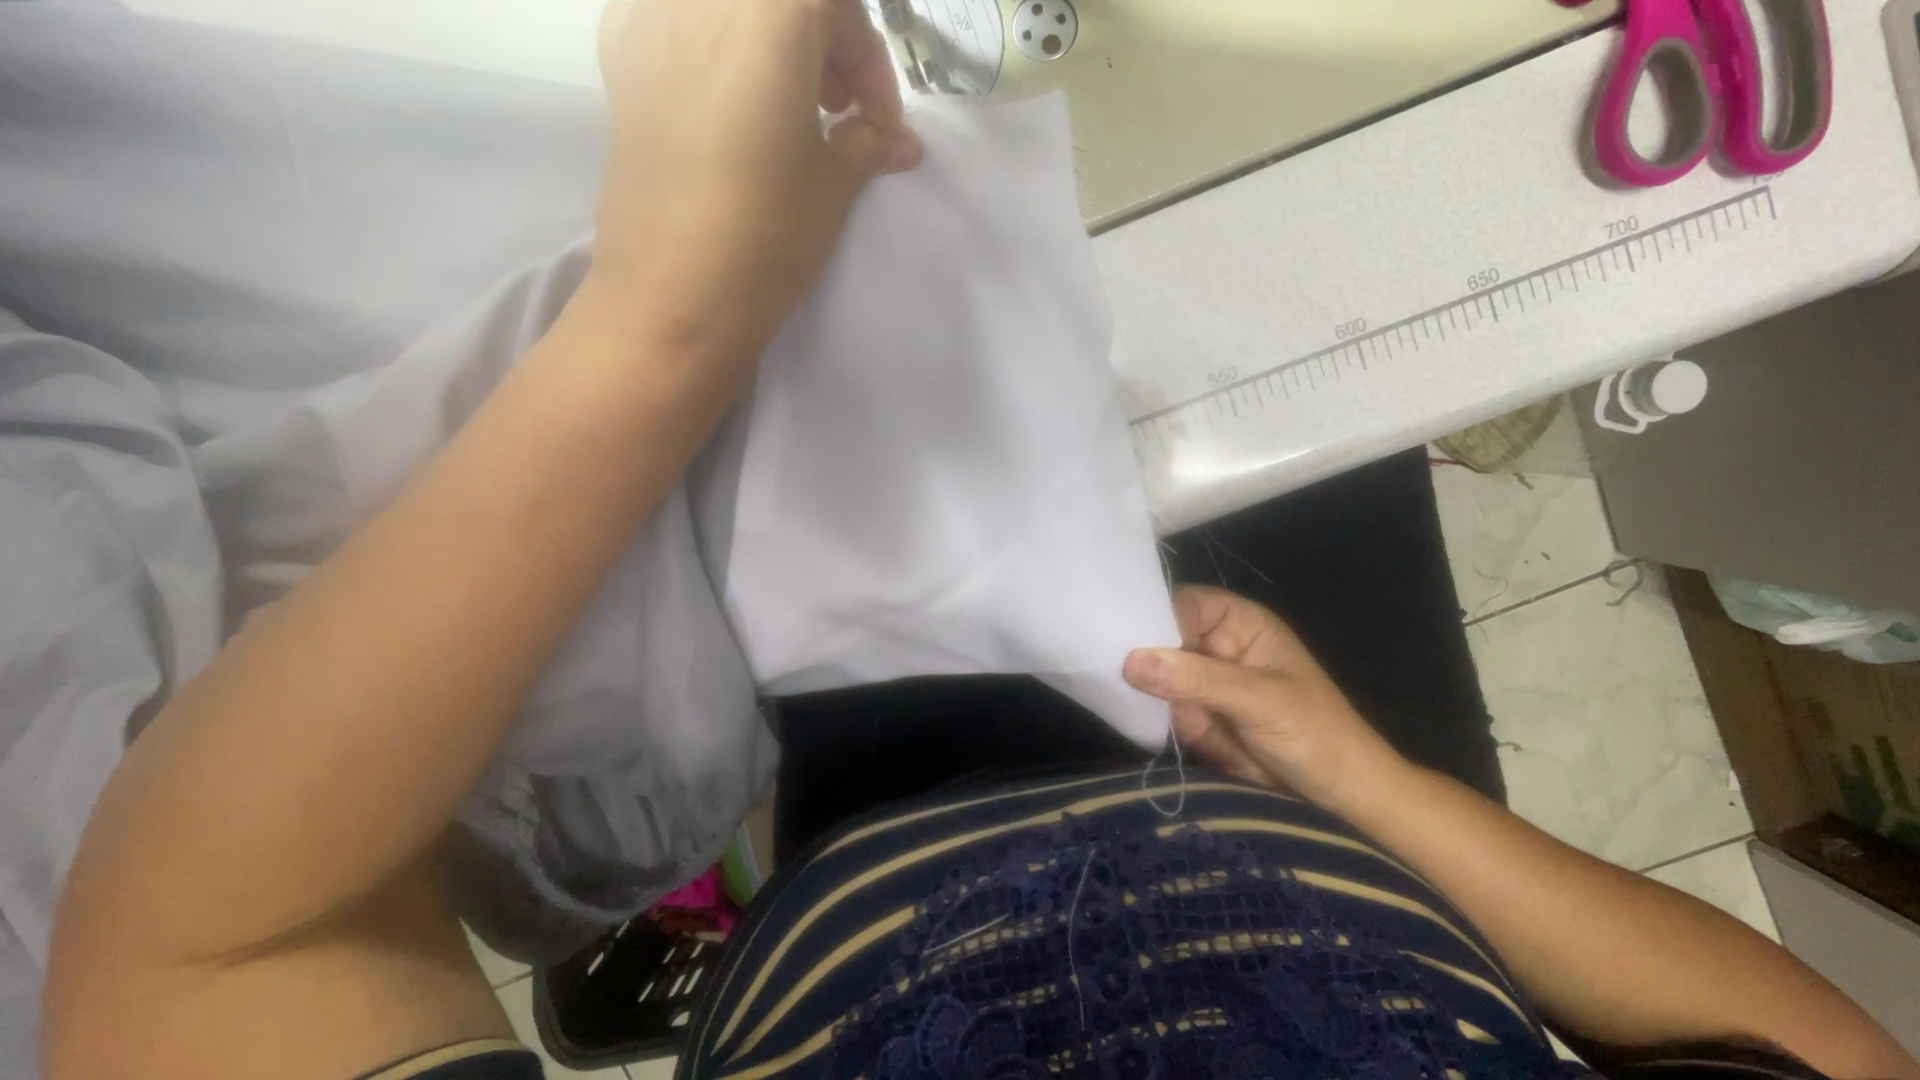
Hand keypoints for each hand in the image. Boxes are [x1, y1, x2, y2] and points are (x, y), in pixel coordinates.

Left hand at [589, 0, 922, 375]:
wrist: (670, 296)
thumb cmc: (766, 236)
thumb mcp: (833, 186)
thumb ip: (868, 143)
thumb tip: (900, 142)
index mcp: (768, 14)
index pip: (837, 4)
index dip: (869, 58)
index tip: (876, 121)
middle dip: (822, 43)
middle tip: (835, 110)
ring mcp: (649, 21)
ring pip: (729, 5)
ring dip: (770, 37)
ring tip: (783, 106)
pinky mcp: (618, 60)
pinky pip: (676, 16)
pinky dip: (713, 42)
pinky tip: (726, 98)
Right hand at [1124, 586, 1409, 814]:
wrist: (1341, 798)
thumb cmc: (1317, 734)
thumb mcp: (1260, 701)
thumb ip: (1198, 679)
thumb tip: (1131, 660)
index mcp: (1238, 624)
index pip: (1181, 604)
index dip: (1148, 612)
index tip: (1111, 631)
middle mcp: (1214, 647)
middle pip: (1158, 636)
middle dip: (1132, 651)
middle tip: (1098, 663)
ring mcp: (1200, 684)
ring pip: (1151, 674)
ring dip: (1134, 687)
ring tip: (1104, 689)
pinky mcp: (1191, 718)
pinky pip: (1155, 708)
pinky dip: (1140, 714)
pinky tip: (1120, 712)